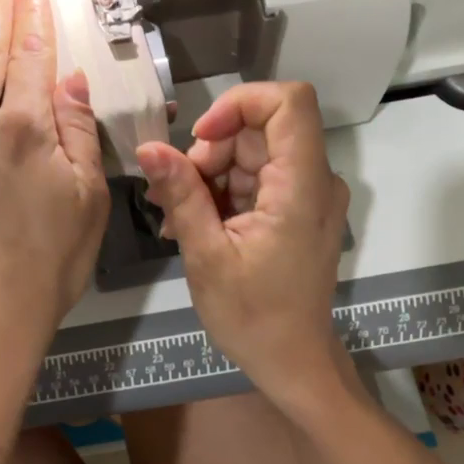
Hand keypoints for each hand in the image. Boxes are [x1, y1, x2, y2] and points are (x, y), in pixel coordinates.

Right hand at [135, 82, 351, 411]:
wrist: (292, 361)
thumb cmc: (252, 316)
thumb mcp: (206, 255)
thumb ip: (181, 194)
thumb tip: (148, 148)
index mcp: (301, 186)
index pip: (287, 102)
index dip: (238, 105)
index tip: (199, 140)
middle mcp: (315, 181)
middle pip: (260, 130)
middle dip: (210, 152)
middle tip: (171, 195)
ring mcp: (308, 197)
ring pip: (254, 154)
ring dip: (209, 175)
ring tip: (173, 216)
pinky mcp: (298, 212)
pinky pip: (258, 181)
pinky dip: (223, 193)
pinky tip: (192, 223)